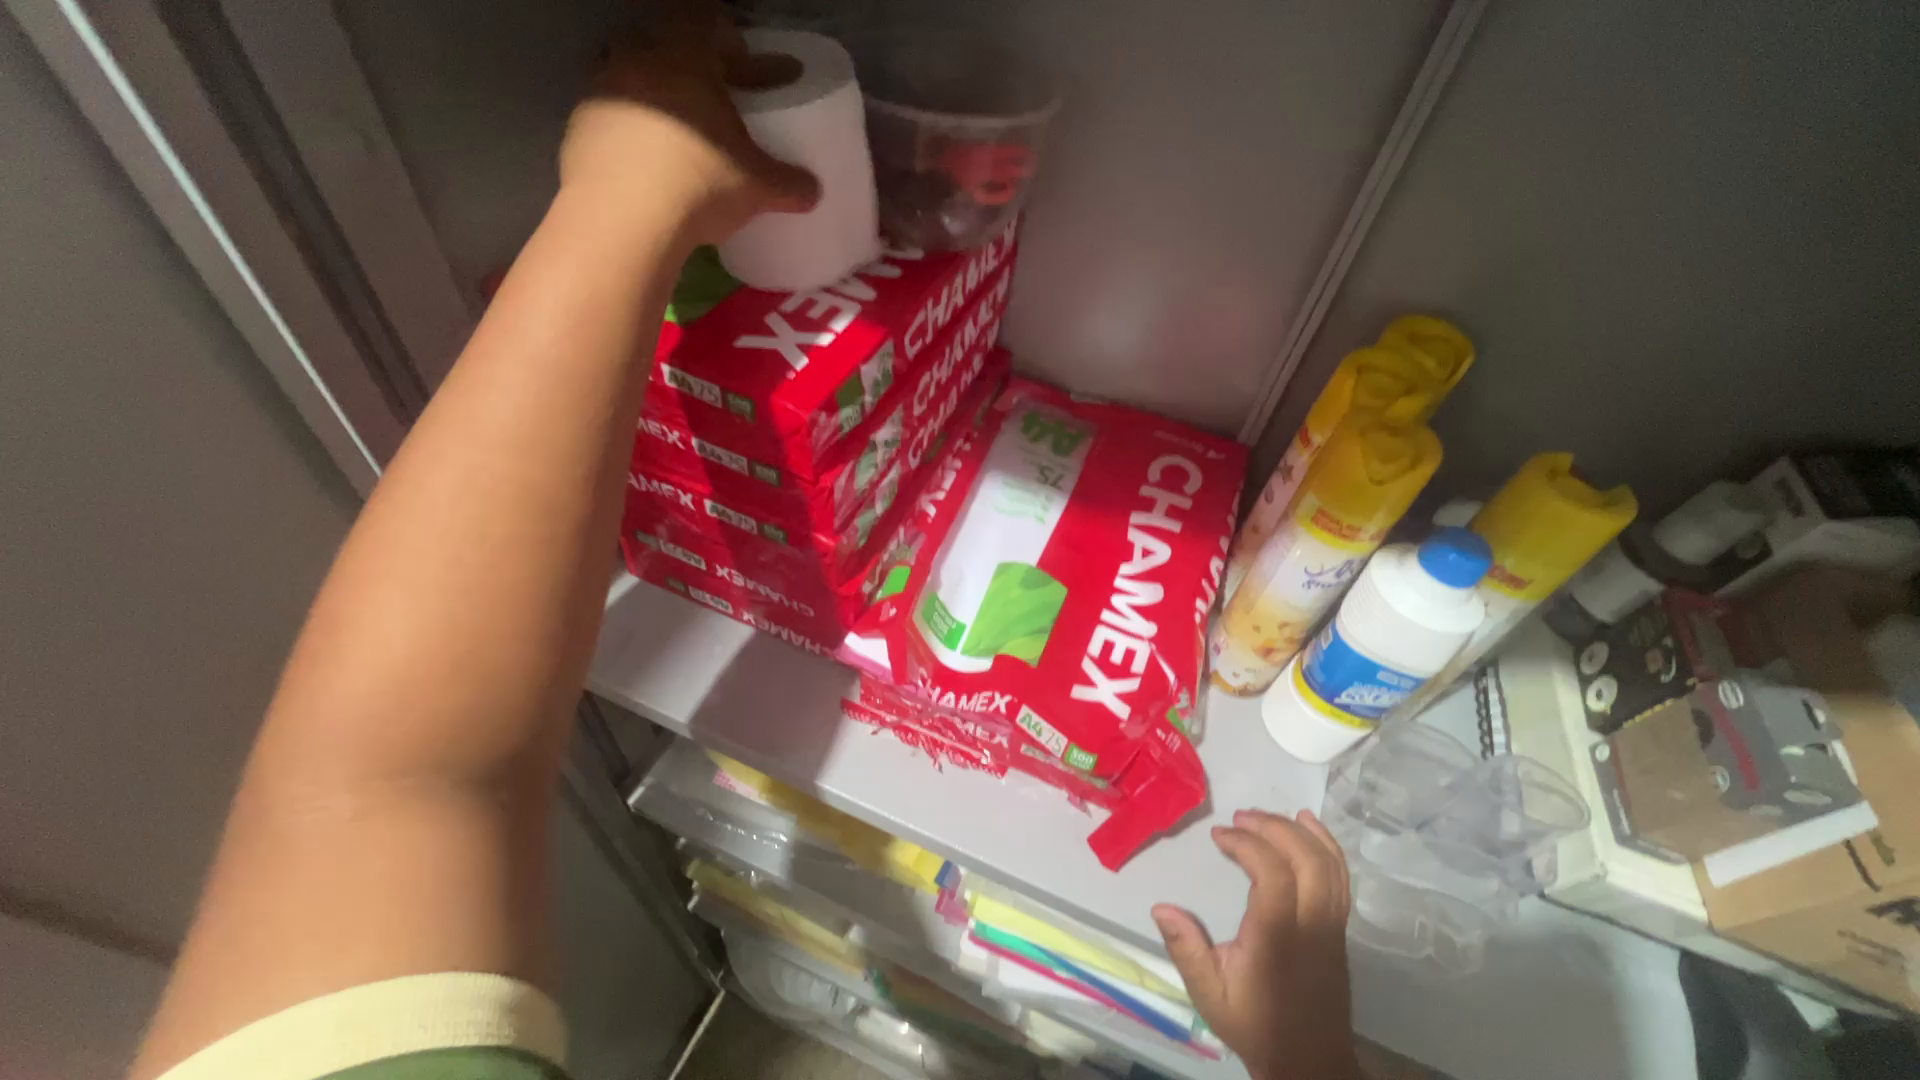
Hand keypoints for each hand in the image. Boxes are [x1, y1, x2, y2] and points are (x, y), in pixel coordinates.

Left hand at [560, 2, 819, 245]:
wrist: (622, 220)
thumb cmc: (699, 182)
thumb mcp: (757, 185)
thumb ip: (787, 183)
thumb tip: (812, 191)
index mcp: (684, 57)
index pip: (709, 22)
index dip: (734, 42)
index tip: (750, 70)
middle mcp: (636, 61)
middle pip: (667, 49)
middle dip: (694, 73)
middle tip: (717, 104)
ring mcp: (600, 94)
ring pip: (635, 84)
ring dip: (659, 105)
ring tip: (682, 141)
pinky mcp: (578, 133)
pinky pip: (612, 122)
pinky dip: (632, 138)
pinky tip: (650, 170)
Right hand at [1153, 810, 1358, 1079]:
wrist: (1309, 1062)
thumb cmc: (1254, 1024)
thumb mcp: (1209, 994)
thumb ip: (1186, 950)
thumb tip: (1161, 907)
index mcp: (1278, 938)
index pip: (1274, 873)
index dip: (1247, 844)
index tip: (1218, 835)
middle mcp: (1312, 926)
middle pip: (1308, 860)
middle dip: (1274, 828)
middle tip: (1240, 817)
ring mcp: (1333, 927)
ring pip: (1329, 865)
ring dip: (1299, 832)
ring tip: (1267, 816)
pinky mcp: (1340, 930)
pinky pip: (1341, 879)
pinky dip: (1326, 846)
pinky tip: (1308, 828)